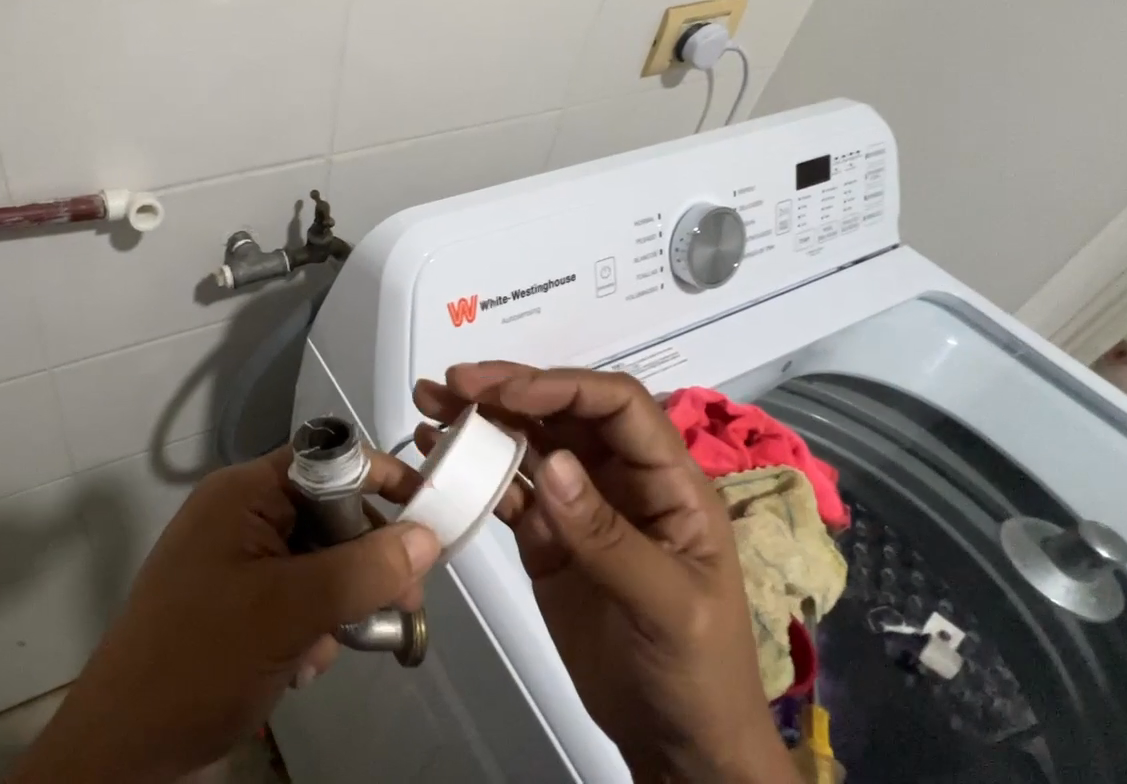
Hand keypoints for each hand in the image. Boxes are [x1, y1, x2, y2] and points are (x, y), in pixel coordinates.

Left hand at [12, 445, 440, 783]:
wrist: (126, 746)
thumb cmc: (202, 660)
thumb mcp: (290, 610)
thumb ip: (364, 570)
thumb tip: (428, 536)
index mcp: (244, 493)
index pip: (328, 459)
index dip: (380, 482)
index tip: (428, 519)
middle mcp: (240, 515)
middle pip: (330, 513)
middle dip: (364, 561)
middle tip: (402, 603)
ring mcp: (236, 560)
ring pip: (319, 561)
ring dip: (337, 604)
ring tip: (326, 648)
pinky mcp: (237, 602)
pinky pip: (297, 595)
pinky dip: (311, 627)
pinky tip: (300, 664)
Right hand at [413, 363, 791, 783]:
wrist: (676, 743)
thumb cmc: (697, 671)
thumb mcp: (668, 606)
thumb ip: (608, 535)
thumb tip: (549, 464)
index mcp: (668, 481)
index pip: (617, 407)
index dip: (561, 388)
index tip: (502, 393)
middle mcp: (621, 480)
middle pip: (564, 414)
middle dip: (509, 391)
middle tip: (451, 383)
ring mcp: (579, 508)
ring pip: (530, 445)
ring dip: (482, 421)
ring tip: (430, 403)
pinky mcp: (546, 538)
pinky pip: (508, 492)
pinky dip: (474, 472)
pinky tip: (439, 457)